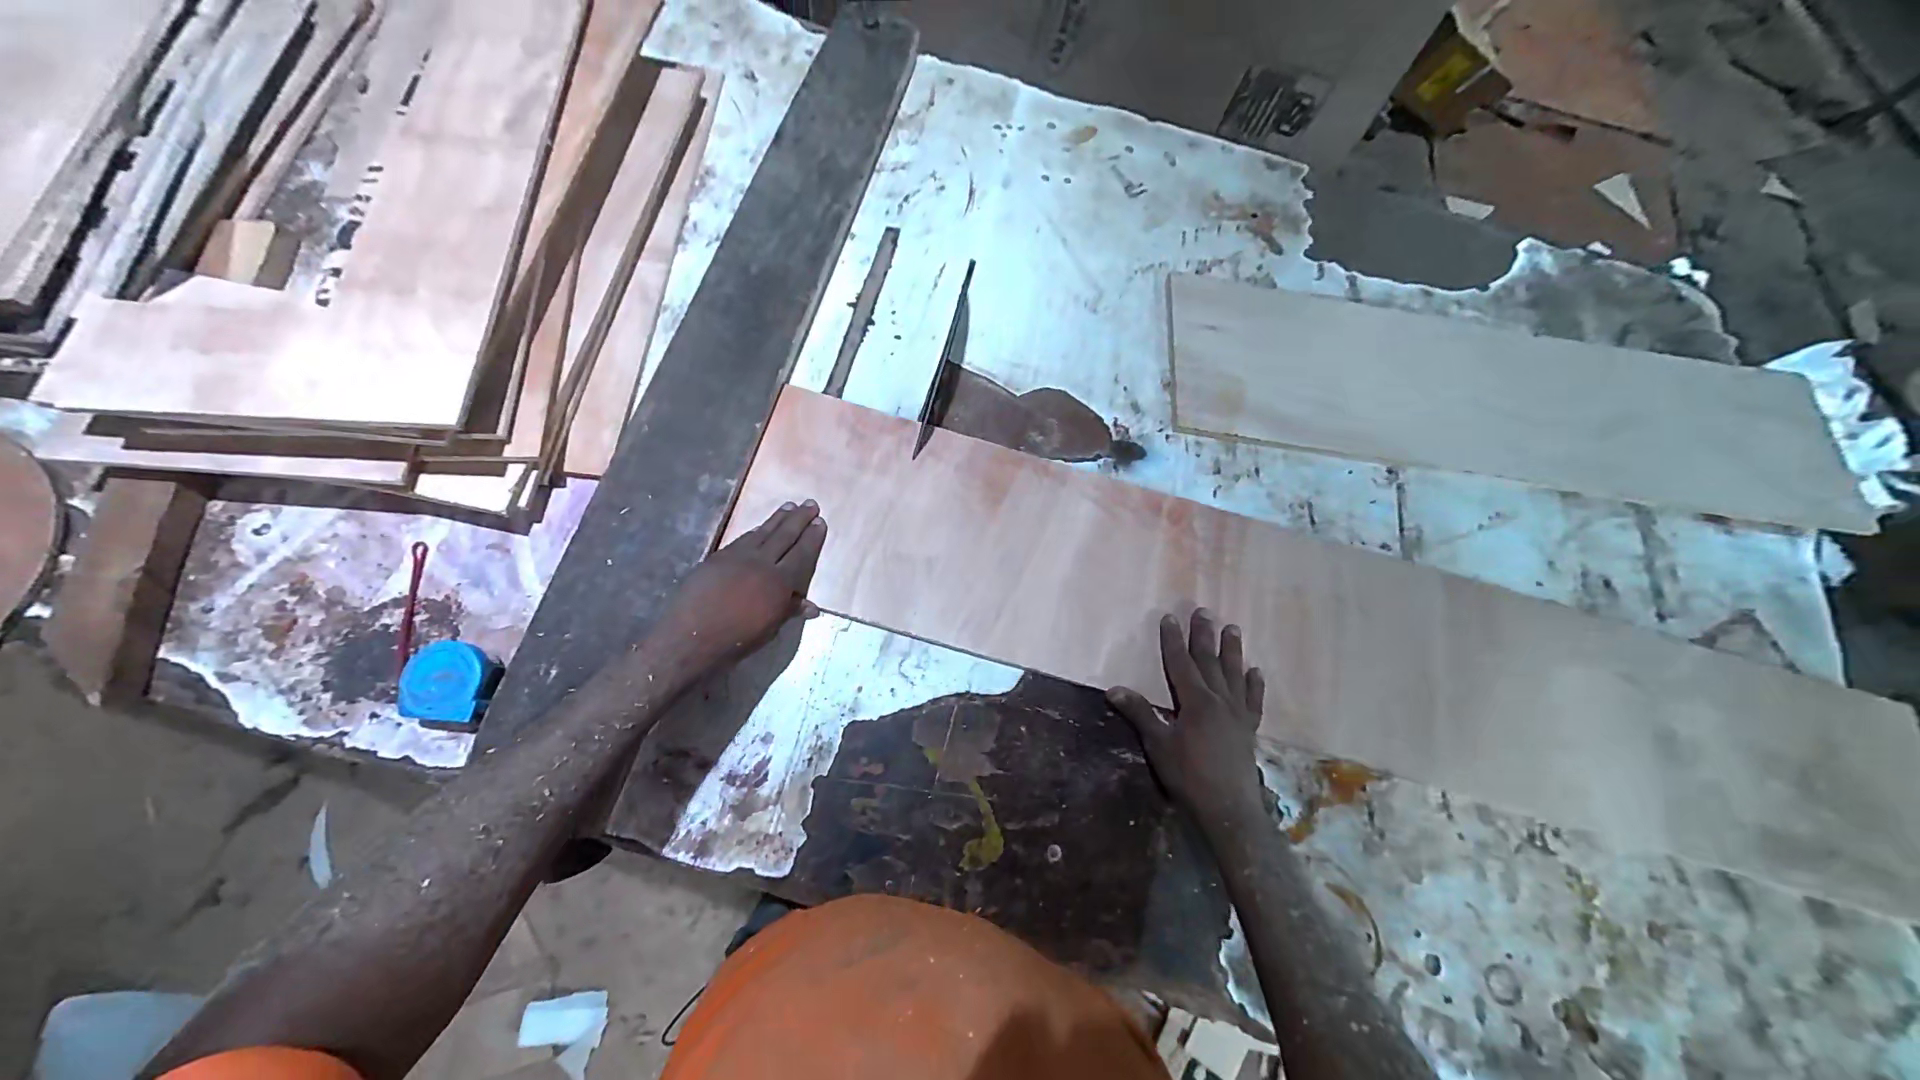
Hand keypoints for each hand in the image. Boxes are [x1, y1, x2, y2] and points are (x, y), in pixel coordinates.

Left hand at [652, 501, 826, 672]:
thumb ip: (789, 610)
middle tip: (810, 504)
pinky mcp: (718, 558)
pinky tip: (760, 527)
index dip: (812, 538)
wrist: (692, 637)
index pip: (802, 554)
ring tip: (790, 506)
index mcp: (779, 583)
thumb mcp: (770, 628)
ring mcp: (738, 558)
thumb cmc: (736, 640)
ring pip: (763, 532)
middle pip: (784, 536)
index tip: (820, 522)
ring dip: (778, 518)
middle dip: (799, 519)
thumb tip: (811, 605)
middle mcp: (761, 563)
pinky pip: (743, 539)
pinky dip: (755, 531)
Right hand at [1108, 609, 1267, 829]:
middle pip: (1210, 662)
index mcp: (1196, 702)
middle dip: (1204, 636)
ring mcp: (1238, 715)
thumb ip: (1140, 714)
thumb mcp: (1158, 745)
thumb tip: (1114, 689)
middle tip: (1204, 612)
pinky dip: (1254, 685)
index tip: (1169, 618)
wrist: (1229, 809)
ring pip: (1234, 675)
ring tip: (1232, 629)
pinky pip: (1253, 701)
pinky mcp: (1249, 730)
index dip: (1173, 640)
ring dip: (1232, 651)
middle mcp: (1220, 701)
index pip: (1180, 664)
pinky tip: (1256, 672)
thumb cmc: (1189, 776)